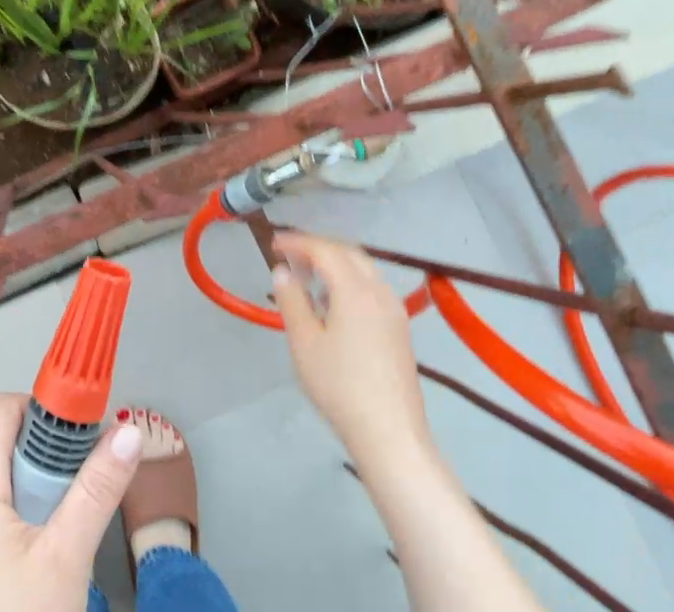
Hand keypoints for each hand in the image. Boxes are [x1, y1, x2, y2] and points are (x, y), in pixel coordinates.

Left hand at [0, 393, 142, 611]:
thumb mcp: (66, 556)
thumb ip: (97, 489)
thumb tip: (127, 431)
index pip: (4, 410)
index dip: (46, 411)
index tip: (83, 435)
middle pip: (2, 447)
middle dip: (47, 462)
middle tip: (81, 496)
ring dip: (35, 494)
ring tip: (64, 536)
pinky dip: (16, 519)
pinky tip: (39, 559)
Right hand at [270, 232, 432, 469]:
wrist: (389, 431)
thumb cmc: (339, 385)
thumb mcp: (304, 342)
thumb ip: (292, 301)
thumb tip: (282, 272)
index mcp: (355, 290)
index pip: (325, 251)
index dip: (298, 242)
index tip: (273, 244)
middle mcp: (380, 292)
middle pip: (349, 254)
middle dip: (319, 249)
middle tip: (290, 258)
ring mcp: (394, 311)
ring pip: (364, 270)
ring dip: (336, 264)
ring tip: (308, 280)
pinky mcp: (399, 329)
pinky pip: (372, 288)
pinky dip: (350, 281)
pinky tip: (333, 304)